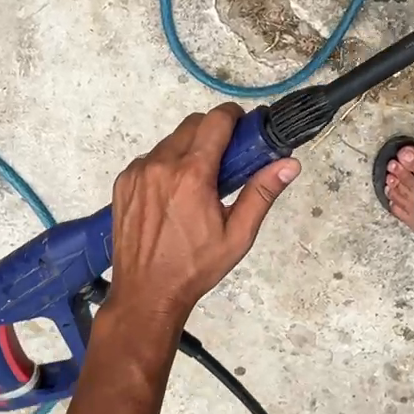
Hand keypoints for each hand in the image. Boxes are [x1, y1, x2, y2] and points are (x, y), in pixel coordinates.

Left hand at [107, 104, 300, 326]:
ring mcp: (138, 172)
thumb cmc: (196, 267)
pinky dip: (165, 165)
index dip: (234, 117)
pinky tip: (172, 194)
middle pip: (194, 124)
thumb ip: (262, 193)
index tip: (244, 129)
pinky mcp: (123, 182)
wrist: (145, 295)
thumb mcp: (237, 235)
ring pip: (171, 141)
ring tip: (197, 183)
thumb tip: (290, 163)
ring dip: (189, 149)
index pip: (216, 120)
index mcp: (192, 174)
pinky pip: (150, 158)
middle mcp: (161, 164)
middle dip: (213, 132)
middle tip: (226, 160)